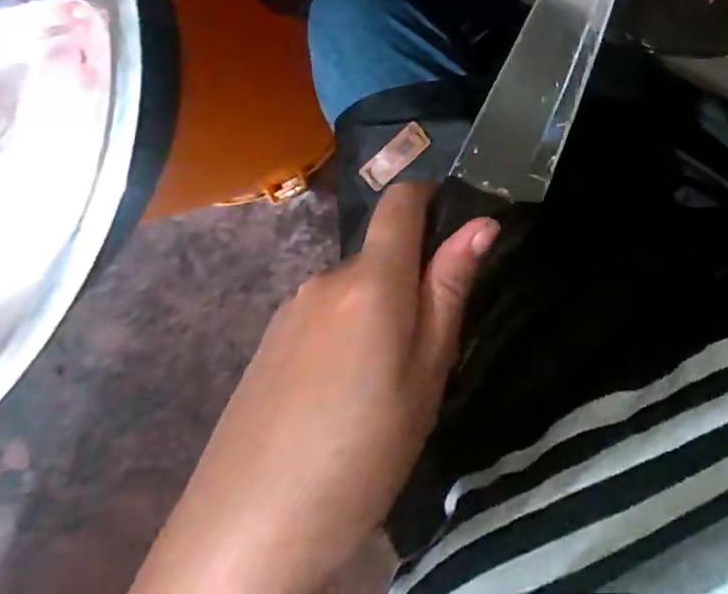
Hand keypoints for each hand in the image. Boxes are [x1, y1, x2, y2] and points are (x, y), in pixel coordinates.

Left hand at [133, 182, 497, 593]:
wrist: (247, 529)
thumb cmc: (362, 453)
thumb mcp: (425, 375)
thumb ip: (449, 290)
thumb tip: (481, 222)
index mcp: (369, 280)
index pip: (400, 201)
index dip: (431, 198)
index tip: (455, 232)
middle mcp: (325, 278)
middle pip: (380, 254)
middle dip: (409, 282)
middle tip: (426, 352)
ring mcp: (289, 308)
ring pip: (352, 290)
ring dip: (376, 314)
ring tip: (382, 389)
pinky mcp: (268, 341)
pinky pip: (322, 317)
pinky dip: (344, 336)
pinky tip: (338, 400)